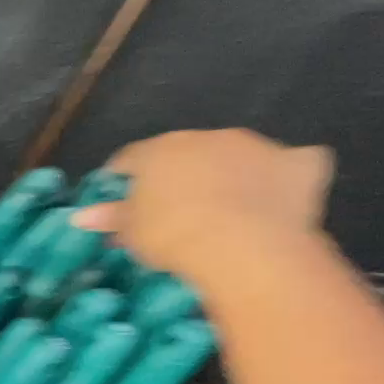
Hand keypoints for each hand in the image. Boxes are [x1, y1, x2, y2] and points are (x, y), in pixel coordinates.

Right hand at [73, 129, 334, 281]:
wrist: (245, 245)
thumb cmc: (171, 234)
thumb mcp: (130, 232)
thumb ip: (111, 217)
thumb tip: (82, 215)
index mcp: (162, 150)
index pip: (131, 157)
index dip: (122, 176)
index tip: (118, 197)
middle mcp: (211, 138)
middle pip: (187, 153)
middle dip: (178, 174)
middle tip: (170, 207)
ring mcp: (260, 147)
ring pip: (237, 156)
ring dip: (227, 174)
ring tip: (220, 208)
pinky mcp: (302, 162)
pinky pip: (289, 165)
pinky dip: (279, 177)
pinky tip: (272, 198)